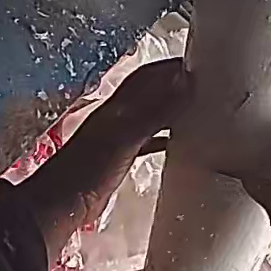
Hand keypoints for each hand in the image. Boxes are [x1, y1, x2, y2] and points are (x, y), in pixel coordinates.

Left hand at [14, 59, 191, 255]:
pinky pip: (147, 139)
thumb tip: (183, 80)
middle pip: (149, 92)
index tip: (204, 65)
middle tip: (209, 86)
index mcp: (115, 107)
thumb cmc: (87, 171)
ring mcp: (116, 137)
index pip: (147, 77)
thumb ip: (153, 111)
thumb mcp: (124, 138)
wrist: (62, 205)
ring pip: (150, 115)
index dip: (172, 68)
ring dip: (172, 110)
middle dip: (176, 85)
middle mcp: (115, 117)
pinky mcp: (118, 158)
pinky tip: (180, 143)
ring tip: (202, 111)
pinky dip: (165, 137)